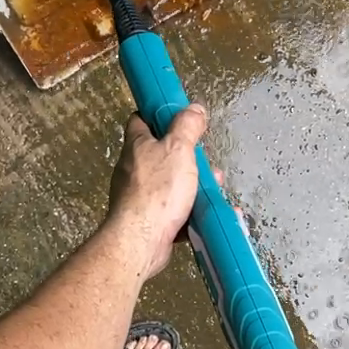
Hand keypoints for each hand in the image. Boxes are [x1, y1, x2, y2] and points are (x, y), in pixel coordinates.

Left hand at [102, 105, 208, 279]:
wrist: (143, 240)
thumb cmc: (158, 191)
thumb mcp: (178, 149)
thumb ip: (187, 127)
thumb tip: (195, 108)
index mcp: (137, 146)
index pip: (141, 120)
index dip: (160, 117)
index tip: (180, 121)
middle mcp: (134, 171)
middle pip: (162, 157)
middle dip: (189, 161)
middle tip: (208, 167)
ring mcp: (140, 199)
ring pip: (171, 187)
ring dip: (194, 189)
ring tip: (215, 193)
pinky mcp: (149, 223)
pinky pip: (174, 215)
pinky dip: (192, 216)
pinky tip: (209, 218)